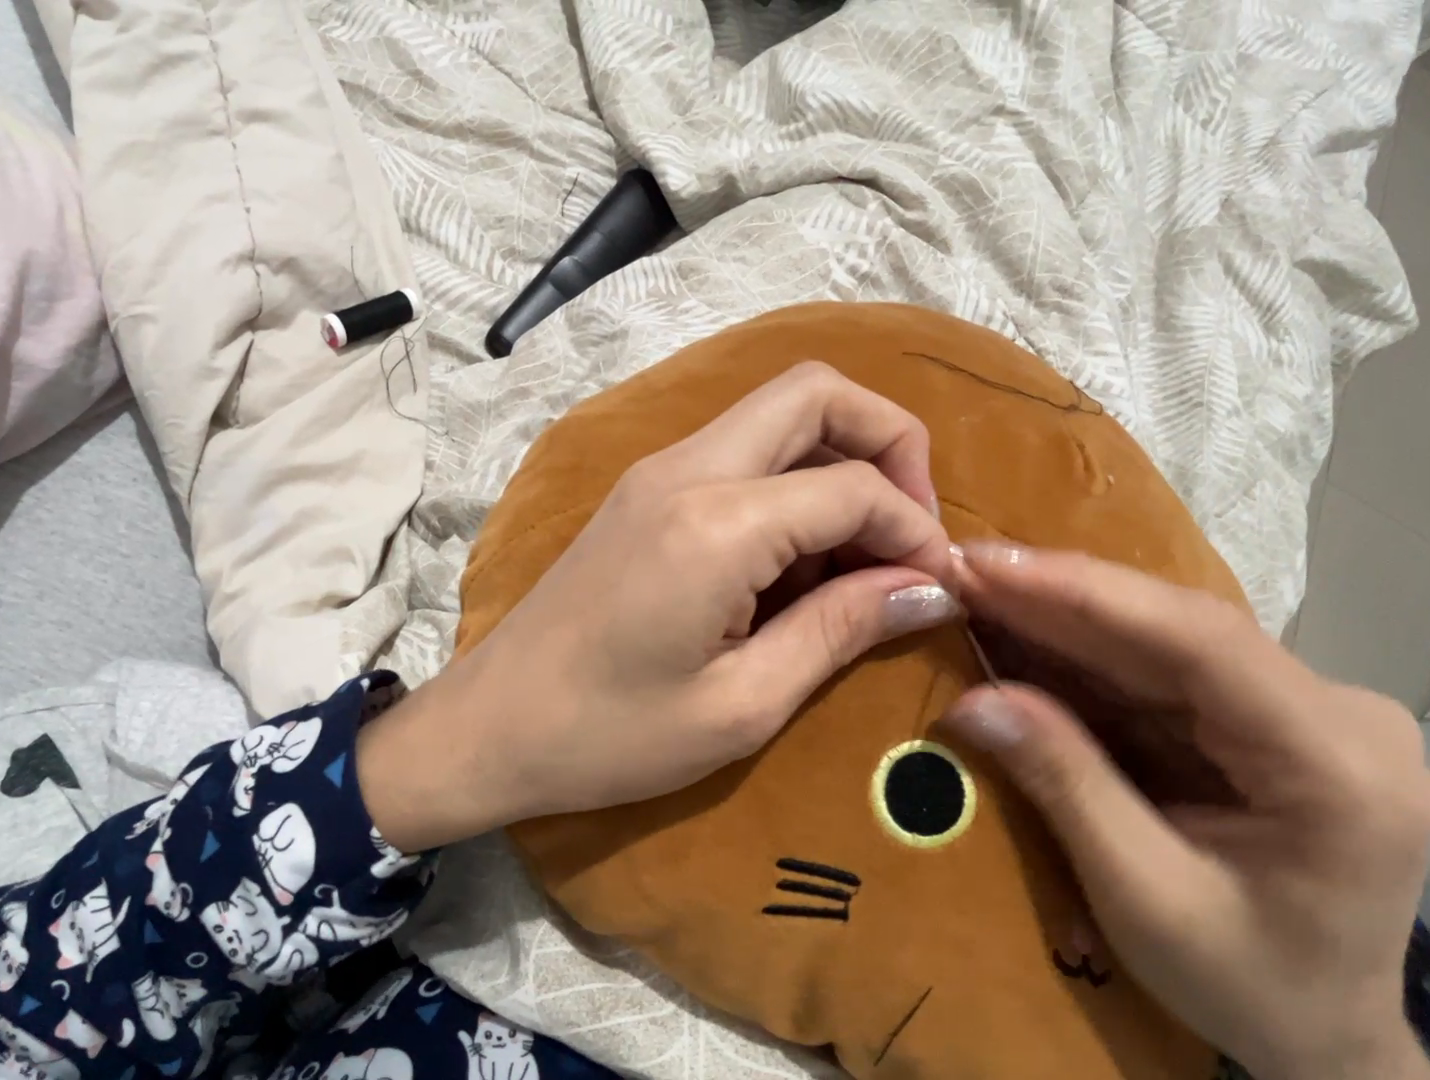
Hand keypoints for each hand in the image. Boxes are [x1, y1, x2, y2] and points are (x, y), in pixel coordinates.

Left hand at [358, 362, 958, 852]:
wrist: (489, 727)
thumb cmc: (609, 736)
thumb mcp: (741, 704)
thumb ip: (839, 631)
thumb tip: (928, 587)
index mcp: (715, 522)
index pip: (853, 484)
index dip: (916, 529)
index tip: (940, 587)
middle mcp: (685, 470)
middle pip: (813, 394)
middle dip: (887, 443)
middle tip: (910, 532)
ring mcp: (655, 474)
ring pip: (774, 417)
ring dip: (835, 463)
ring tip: (859, 558)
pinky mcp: (639, 495)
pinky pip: (736, 456)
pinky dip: (788, 485)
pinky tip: (796, 564)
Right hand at [940, 544, 1429, 1079]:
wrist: (1318, 1032)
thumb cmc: (1246, 983)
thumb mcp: (1145, 896)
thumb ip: (1066, 786)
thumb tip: (970, 700)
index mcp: (1338, 765)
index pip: (1203, 643)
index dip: (1085, 593)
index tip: (988, 565)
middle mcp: (1335, 714)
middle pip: (1177, 629)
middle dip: (1058, 595)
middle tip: (958, 566)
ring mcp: (1299, 710)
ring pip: (1161, 638)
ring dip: (1060, 614)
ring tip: (970, 587)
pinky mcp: (1257, 717)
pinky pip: (1156, 668)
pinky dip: (1078, 652)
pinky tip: (1014, 629)